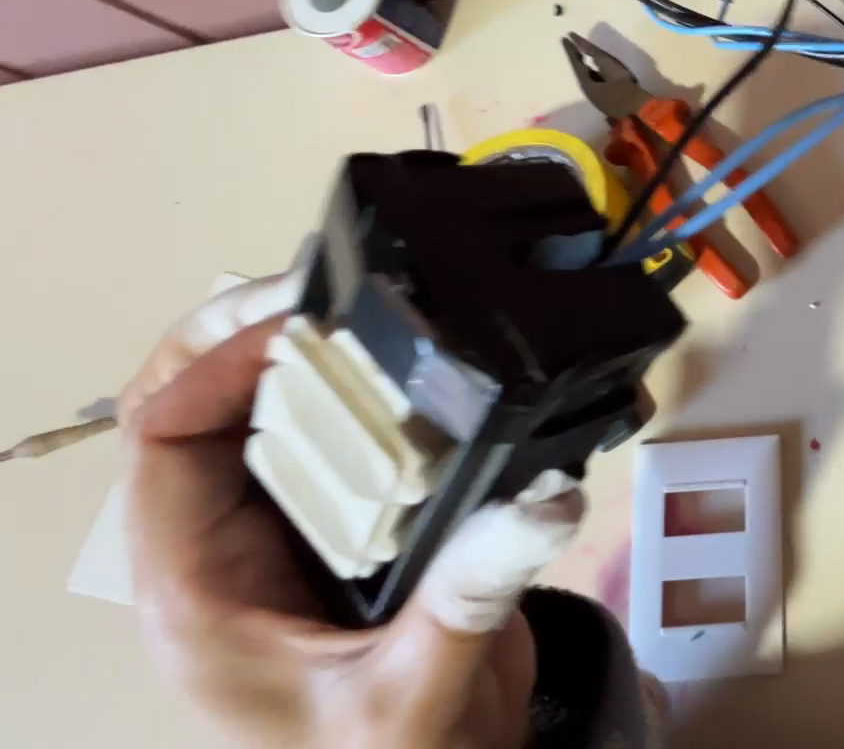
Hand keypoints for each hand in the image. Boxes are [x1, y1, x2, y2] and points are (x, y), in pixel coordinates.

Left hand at [124, 300, 583, 748]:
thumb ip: (467, 599)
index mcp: (203, 585)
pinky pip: (374, 434)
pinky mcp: (380, 514)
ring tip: (398, 300)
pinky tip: (448, 364)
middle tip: (348, 282)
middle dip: (261, 333)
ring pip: (295, 412)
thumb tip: (545, 497)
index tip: (309, 318)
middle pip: (215, 407)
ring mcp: (315, 522)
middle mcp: (246, 539)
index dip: (218, 368)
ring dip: (332, 352)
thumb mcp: (414, 692)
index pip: (168, 448)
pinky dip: (401, 390)